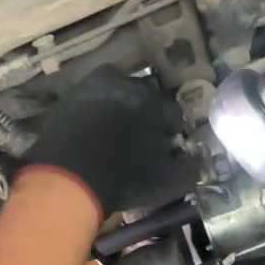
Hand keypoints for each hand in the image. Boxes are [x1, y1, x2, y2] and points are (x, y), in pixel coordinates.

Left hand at [18, 67, 196, 218]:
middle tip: (141, 139)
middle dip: (145, 114)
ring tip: (114, 134)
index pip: (171, 111)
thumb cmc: (126, 177)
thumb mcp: (166, 181)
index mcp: (152, 101)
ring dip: (118, 109)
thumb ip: (188, 170)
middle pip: (142, 96)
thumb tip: (197, 164)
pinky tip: (91, 137)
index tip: (169, 147)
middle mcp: (124, 84)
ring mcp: (92, 87)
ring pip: (113, 94)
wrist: (70, 176)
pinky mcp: (67, 100)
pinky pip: (87, 104)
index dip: (172, 130)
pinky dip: (93, 116)